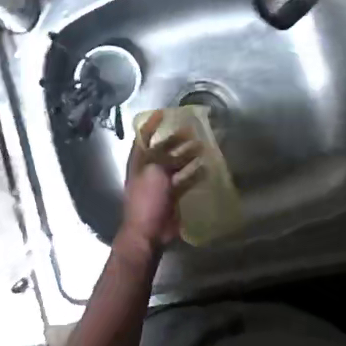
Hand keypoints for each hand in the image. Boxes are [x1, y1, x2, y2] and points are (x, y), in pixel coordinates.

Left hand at [118, 110, 201, 255]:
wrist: (147, 232)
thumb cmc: (147, 199)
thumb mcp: (154, 171)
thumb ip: (164, 156)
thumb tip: (181, 147)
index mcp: (139, 162)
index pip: (143, 137)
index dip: (152, 124)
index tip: (164, 113)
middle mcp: (148, 170)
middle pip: (163, 150)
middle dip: (176, 140)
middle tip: (193, 131)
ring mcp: (160, 184)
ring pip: (175, 165)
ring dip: (188, 156)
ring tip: (203, 147)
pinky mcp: (171, 197)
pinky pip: (184, 182)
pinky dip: (194, 175)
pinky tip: (206, 169)